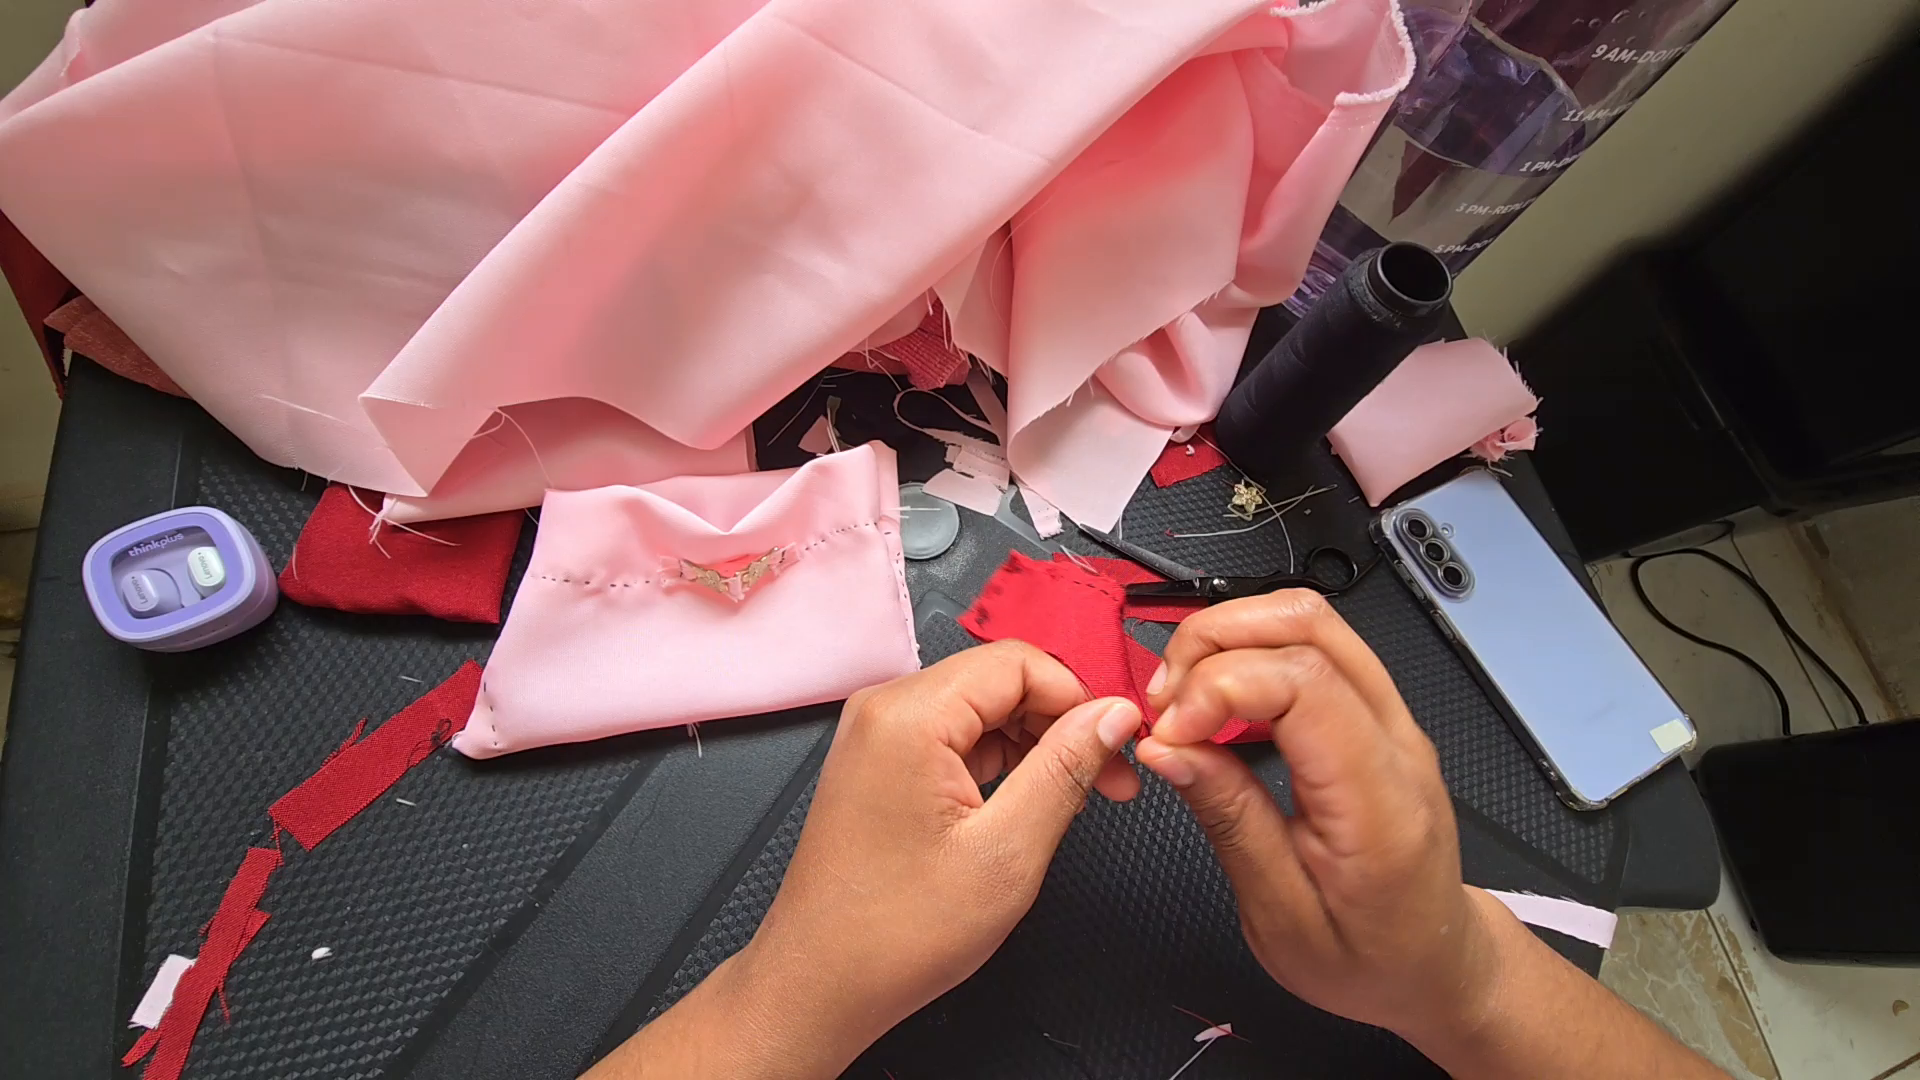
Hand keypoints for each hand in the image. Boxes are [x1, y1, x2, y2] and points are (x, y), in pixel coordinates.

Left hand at [724, 642, 1142, 1075]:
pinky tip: (1029, 795)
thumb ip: (1065, 769)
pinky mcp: (882, 754)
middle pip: (1000, 679)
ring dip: (1035, 740)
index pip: (1018, 662)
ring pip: (982, 704)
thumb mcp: (1006, 853)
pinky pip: (955, 731)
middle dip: (1061, 721)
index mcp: (910, 713)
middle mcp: (887, 704)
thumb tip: (1114, 714)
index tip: (1118, 745)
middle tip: (1110, 777)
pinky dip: (1000, 756)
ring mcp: (880, 728)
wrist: (818, 984)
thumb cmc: (899, 933)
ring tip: (1075, 794)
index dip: (1078, 697)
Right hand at [1133, 591, 1495, 1042]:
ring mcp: (1386, 713)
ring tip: (1181, 695)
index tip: (1169, 731)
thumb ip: (1227, 818)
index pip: (1302, 681)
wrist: (1435, 962)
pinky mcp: (1367, 707)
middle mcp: (1394, 738)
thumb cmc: (1369, 955)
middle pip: (1305, 623)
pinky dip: (1241, 649)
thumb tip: (1165, 747)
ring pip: (1304, 617)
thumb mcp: (1280, 914)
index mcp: (1379, 800)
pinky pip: (1303, 641)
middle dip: (1211, 640)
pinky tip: (1211, 695)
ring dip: (1224, 637)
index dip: (1218, 687)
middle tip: (1164, 700)